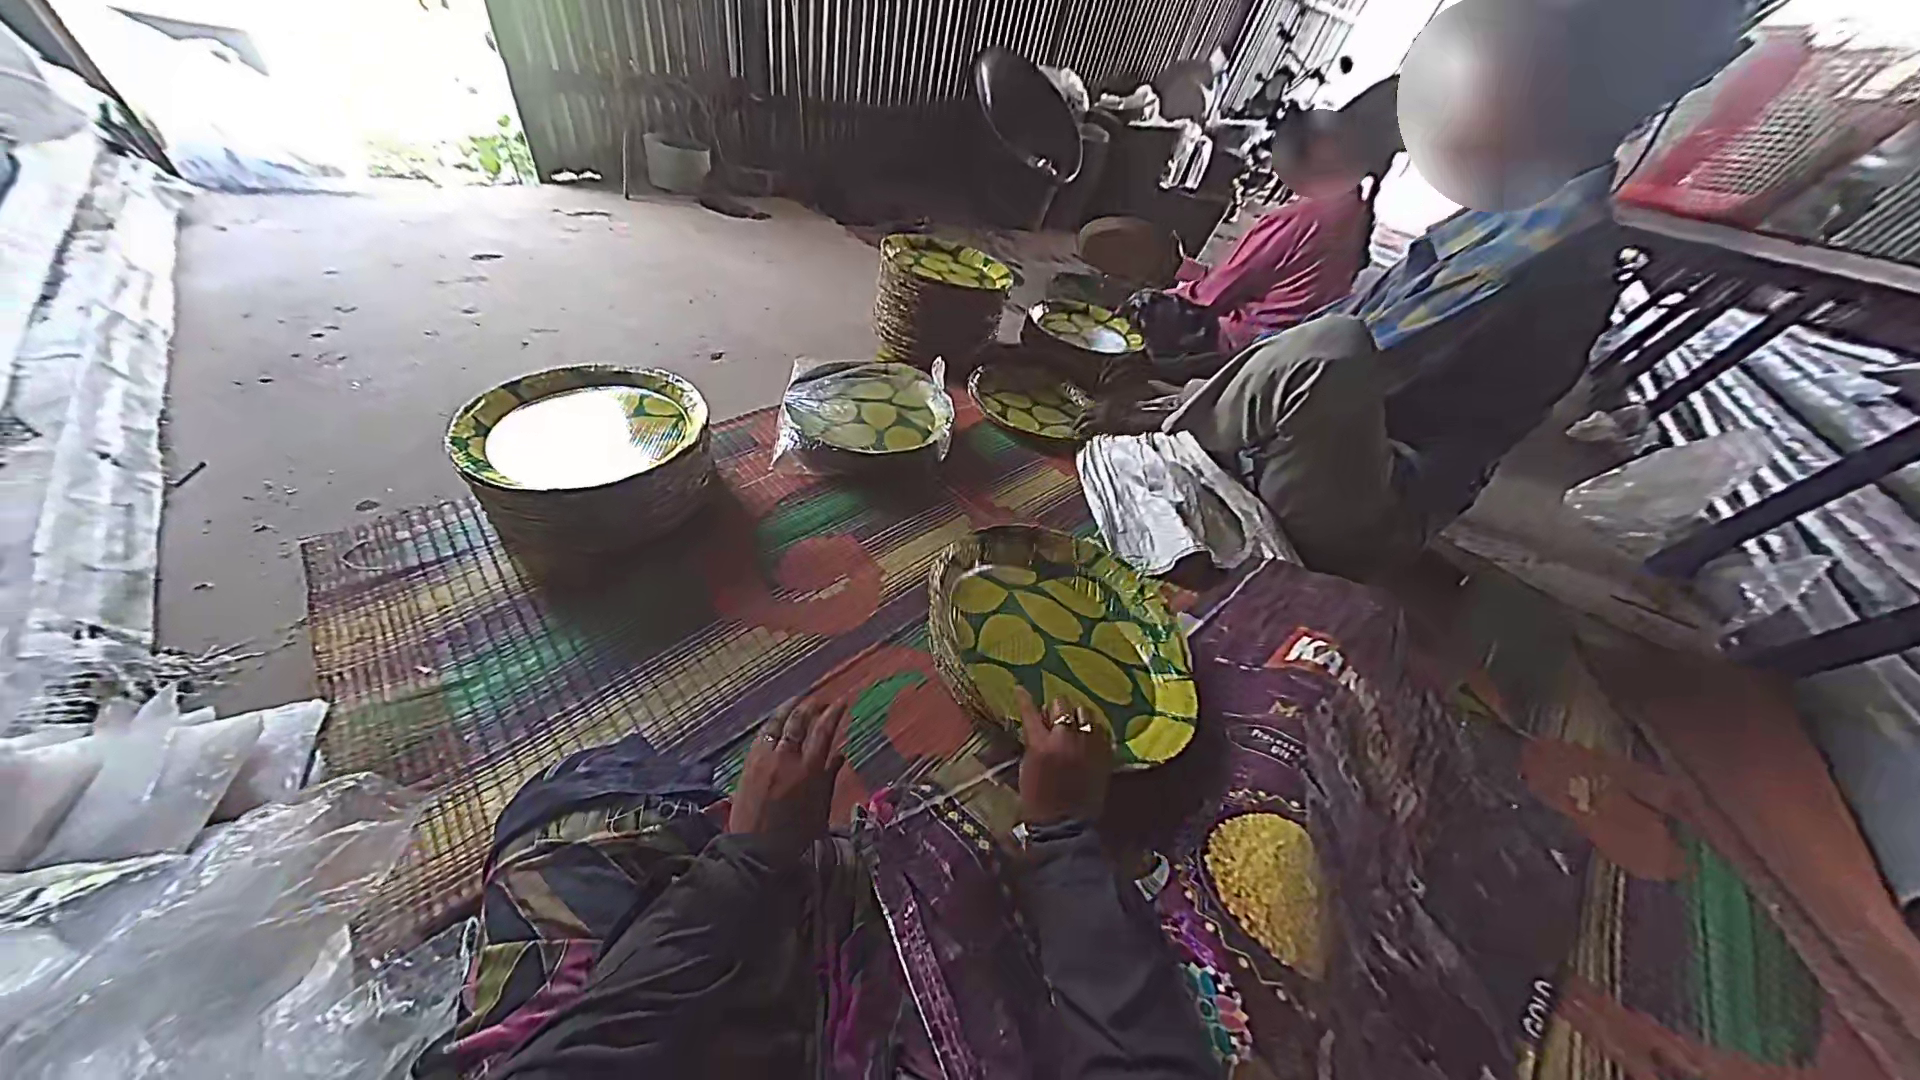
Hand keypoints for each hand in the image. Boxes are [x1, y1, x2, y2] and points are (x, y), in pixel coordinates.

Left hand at [729, 700, 850, 854]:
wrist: (756, 852)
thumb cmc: (795, 835)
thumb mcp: (821, 807)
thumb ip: (829, 777)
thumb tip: (839, 755)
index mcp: (809, 769)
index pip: (824, 729)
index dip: (834, 712)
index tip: (842, 702)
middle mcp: (786, 758)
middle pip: (799, 720)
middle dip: (812, 705)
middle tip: (821, 701)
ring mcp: (764, 758)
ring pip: (777, 723)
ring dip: (789, 708)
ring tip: (798, 701)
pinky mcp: (748, 763)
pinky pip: (762, 735)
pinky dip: (772, 724)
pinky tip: (777, 722)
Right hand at [1018, 694, 1110, 825]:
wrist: (1064, 825)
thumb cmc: (1037, 798)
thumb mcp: (1026, 766)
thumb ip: (1032, 741)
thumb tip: (1038, 723)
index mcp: (1040, 744)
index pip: (1030, 712)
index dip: (1024, 699)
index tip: (1021, 689)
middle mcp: (1065, 739)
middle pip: (1061, 704)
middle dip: (1056, 709)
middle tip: (1053, 718)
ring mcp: (1088, 745)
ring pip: (1085, 711)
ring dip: (1077, 716)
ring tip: (1075, 726)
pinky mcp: (1104, 754)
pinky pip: (1102, 729)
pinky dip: (1094, 730)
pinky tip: (1089, 738)